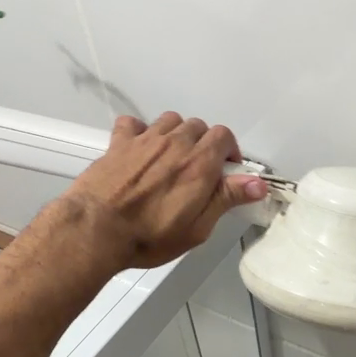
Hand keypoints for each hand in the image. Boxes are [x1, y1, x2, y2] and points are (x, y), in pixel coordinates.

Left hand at [67, 112, 268, 268]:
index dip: (229, 151)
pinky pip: (134, 123)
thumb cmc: (150, 236)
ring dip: (178, 134)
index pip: (224, 136)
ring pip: (171, 120)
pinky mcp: (119, 143)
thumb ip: (227, 198)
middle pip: (199, 126)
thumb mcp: (198, 227)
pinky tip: (140, 149)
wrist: (96, 230)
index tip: (226, 171)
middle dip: (205, 143)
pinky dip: (141, 131)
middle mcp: (175, 144)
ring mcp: (145, 140)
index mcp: (199, 164)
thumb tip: (259, 184)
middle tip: (200, 169)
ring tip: (173, 157)